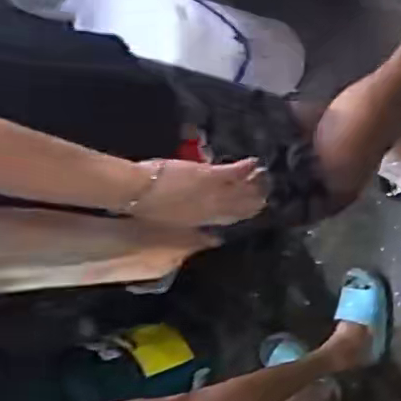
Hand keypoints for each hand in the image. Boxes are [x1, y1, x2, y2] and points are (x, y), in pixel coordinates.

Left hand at [128, 159, 268, 226]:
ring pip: (245, 187)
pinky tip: (255, 161)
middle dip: (257, 197)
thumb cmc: (145, 209)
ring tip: (264, 175)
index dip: (247, 213)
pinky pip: (236, 171)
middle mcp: (216, 207)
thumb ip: (194, 230)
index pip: (233, 218)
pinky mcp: (212, 175)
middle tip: (267, 190)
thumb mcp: (172, 224)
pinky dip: (247, 166)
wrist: (133, 191)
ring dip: (257, 181)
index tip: (257, 208)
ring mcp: (216, 191)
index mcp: (204, 220)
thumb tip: (216, 240)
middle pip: (246, 203)